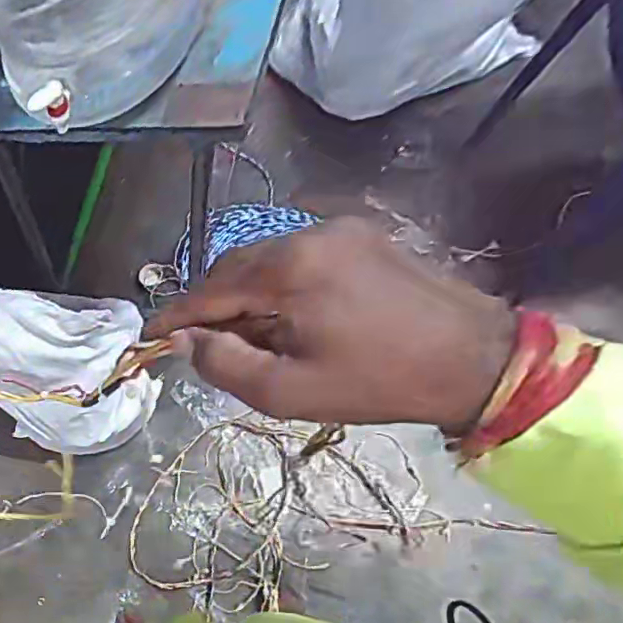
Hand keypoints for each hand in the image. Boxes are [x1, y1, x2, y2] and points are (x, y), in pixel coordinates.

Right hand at [145, 219, 515, 431]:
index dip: (174, 316)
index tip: (148, 336)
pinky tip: (284, 320)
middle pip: (233, 268)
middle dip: (209, 307)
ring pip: (263, 262)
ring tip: (248, 340)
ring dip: (242, 298)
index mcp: (288, 269)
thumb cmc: (373, 383)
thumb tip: (185, 341)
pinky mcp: (362, 238)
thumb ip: (222, 364)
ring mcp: (340, 231)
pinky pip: (296, 259)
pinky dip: (274, 288)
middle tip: (202, 347)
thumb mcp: (285, 391)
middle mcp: (309, 235)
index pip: (208, 291)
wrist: (474, 360)